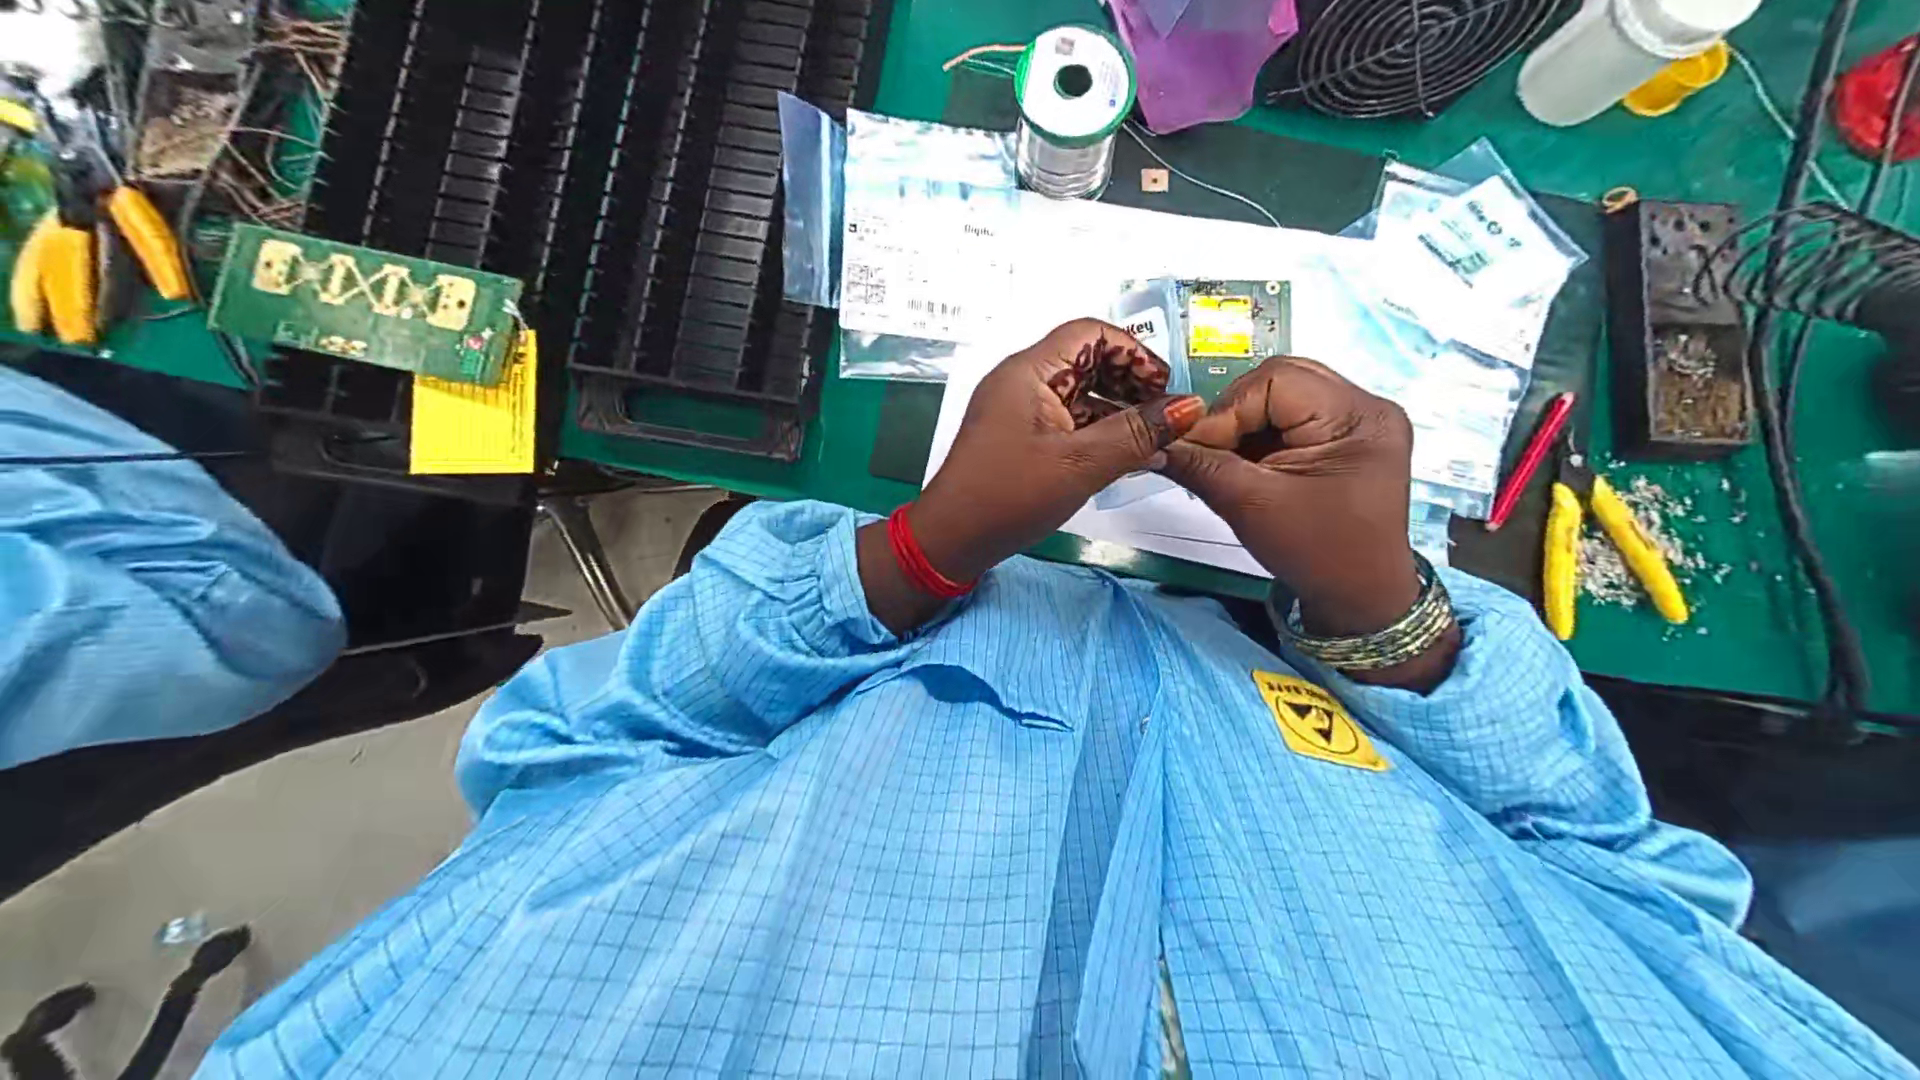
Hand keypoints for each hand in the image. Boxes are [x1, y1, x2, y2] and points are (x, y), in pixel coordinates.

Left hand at [914, 318, 1203, 581]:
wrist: (952, 540)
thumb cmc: (1008, 496)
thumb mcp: (1080, 464)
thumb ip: (1137, 433)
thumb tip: (1189, 407)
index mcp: (1028, 372)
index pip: (1089, 334)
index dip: (1133, 352)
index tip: (1163, 386)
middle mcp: (1021, 383)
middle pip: (1085, 362)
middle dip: (1129, 383)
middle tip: (1162, 414)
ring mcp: (1019, 412)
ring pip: (1079, 395)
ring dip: (1117, 412)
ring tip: (1153, 441)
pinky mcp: (1020, 439)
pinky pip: (1067, 423)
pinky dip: (1097, 434)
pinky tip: (1125, 457)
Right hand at [1158, 356, 1420, 637]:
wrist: (1358, 596)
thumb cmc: (1314, 552)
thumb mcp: (1249, 506)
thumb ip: (1198, 466)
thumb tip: (1151, 443)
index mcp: (1357, 418)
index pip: (1275, 380)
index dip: (1226, 411)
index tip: (1195, 449)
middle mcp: (1366, 406)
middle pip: (1279, 379)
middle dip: (1232, 414)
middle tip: (1209, 450)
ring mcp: (1357, 420)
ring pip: (1279, 395)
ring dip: (1242, 424)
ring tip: (1225, 459)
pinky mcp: (1343, 436)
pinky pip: (1288, 416)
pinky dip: (1256, 434)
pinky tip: (1244, 462)